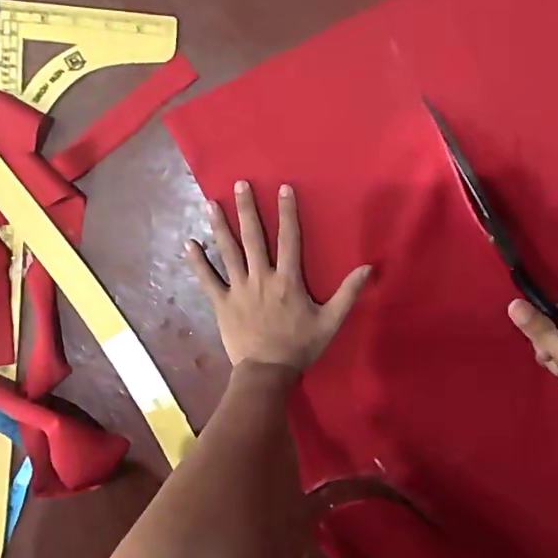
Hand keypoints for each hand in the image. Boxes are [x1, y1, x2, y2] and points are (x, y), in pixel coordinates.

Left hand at [187, 181, 370, 370]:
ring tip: (210, 203)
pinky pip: (207, 279)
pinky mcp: (222, 303)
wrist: (267, 372)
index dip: (287, 212)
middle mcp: (261, 277)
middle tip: (240, 184)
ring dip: (219, 226)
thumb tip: (368, 268)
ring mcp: (239, 289)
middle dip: (247, 209)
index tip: (282, 188)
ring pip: (228, 252)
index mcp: (288, 280)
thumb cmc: (301, 345)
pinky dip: (198, 262)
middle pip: (253, 237)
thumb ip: (348, 292)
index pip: (289, 238)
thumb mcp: (331, 321)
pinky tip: (189, 243)